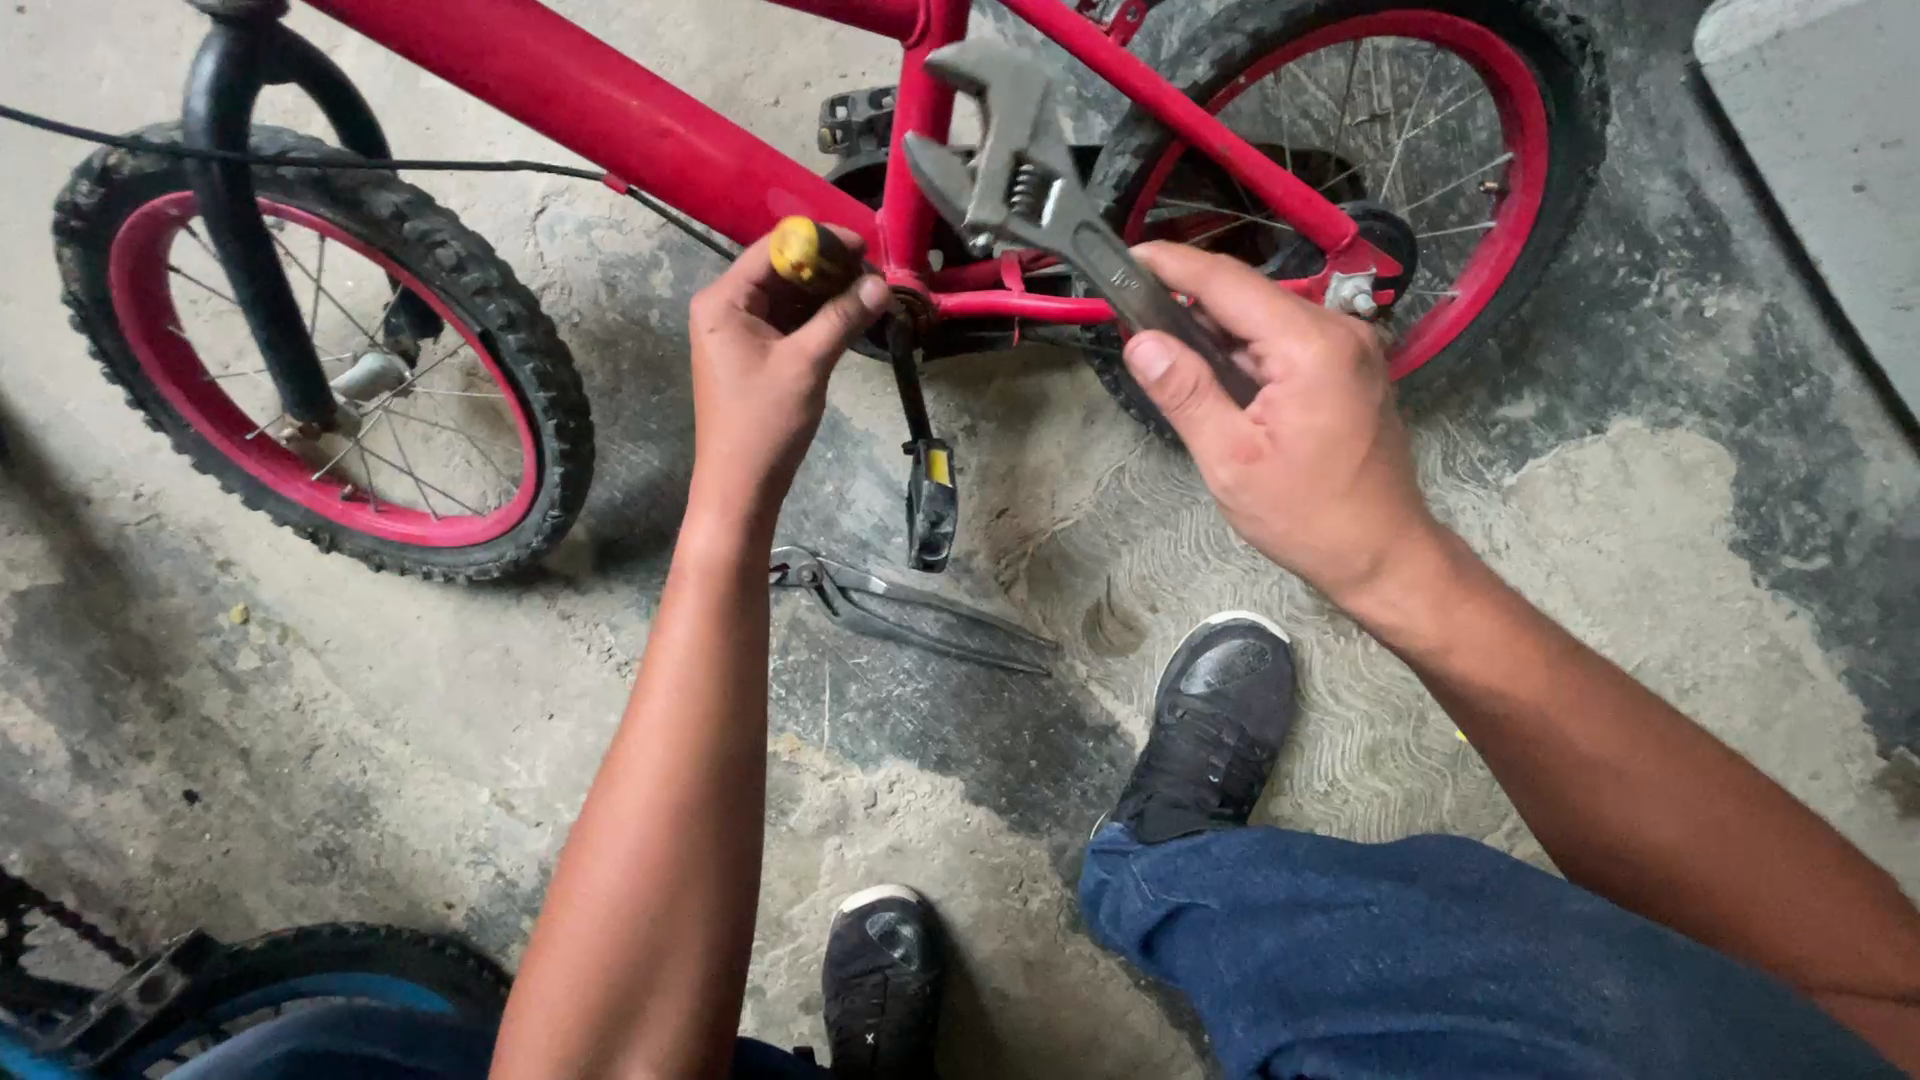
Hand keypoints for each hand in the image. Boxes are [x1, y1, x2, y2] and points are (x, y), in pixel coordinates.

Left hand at [684, 227, 891, 533]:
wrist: (741, 485)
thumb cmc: (765, 423)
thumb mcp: (806, 364)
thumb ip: (842, 318)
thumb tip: (881, 284)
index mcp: (723, 300)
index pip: (774, 249)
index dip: (821, 243)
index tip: (866, 249)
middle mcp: (725, 307)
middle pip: (781, 270)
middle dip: (828, 270)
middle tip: (874, 276)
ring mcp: (738, 332)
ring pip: (788, 298)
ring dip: (826, 295)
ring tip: (870, 296)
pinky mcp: (753, 354)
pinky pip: (788, 323)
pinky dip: (817, 319)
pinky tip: (850, 319)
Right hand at [1121, 242, 1442, 606]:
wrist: (1382, 552)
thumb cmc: (1305, 515)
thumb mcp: (1231, 460)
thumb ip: (1186, 394)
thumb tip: (1140, 342)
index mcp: (1311, 346)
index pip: (1228, 283)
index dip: (1172, 265)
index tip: (1125, 257)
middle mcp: (1339, 330)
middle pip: (1247, 298)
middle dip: (1187, 304)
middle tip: (1133, 322)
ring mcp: (1350, 347)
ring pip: (1263, 321)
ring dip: (1214, 334)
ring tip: (1166, 357)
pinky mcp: (1348, 367)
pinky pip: (1283, 343)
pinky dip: (1243, 353)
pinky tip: (1214, 379)